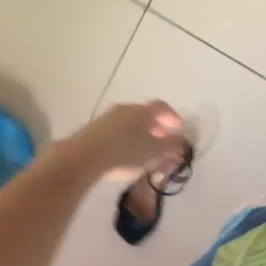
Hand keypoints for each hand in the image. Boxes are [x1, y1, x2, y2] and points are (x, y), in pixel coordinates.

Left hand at [61, 101, 185, 178]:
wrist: (84, 157)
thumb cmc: (126, 153)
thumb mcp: (154, 153)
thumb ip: (171, 146)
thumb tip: (181, 141)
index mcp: (142, 111)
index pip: (162, 107)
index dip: (173, 117)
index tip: (179, 129)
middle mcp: (125, 109)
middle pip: (144, 115)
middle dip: (156, 128)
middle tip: (162, 142)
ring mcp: (107, 118)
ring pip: (129, 123)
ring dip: (140, 134)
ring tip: (144, 151)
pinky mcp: (93, 130)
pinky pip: (116, 131)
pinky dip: (125, 140)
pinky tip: (124, 155)